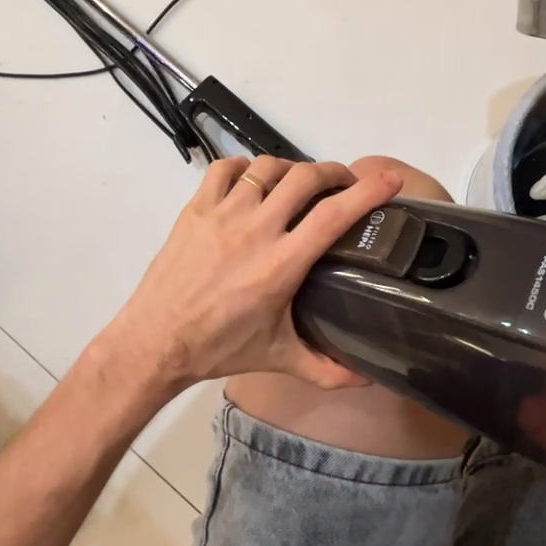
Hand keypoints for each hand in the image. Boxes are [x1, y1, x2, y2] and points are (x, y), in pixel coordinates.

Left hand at [96, 156, 402, 393]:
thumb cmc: (219, 347)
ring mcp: (222, 214)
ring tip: (299, 183)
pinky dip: (245, 167)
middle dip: (333, 172)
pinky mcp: (195, 209)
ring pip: (266, 168)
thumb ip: (326, 369)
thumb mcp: (278, 358)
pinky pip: (224, 169)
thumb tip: (367, 378)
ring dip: (290, 169)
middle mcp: (256, 229)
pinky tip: (252, 181)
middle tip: (344, 183)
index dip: (367, 192)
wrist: (155, 340)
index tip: (390, 180)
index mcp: (282, 264)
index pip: (334, 216)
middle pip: (305, 178)